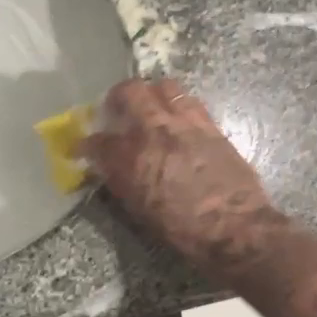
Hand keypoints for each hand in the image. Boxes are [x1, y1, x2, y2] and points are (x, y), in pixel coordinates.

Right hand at [79, 79, 277, 267]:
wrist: (233, 227)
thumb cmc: (182, 229)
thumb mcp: (139, 211)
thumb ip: (122, 182)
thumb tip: (111, 169)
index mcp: (130, 160)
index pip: (97, 142)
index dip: (86, 144)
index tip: (82, 147)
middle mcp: (155, 132)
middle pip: (130, 93)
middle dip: (117, 97)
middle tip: (116, 108)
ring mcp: (185, 124)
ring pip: (163, 87)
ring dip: (152, 93)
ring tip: (150, 105)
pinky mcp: (210, 125)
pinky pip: (190, 101)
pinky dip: (178, 103)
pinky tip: (177, 118)